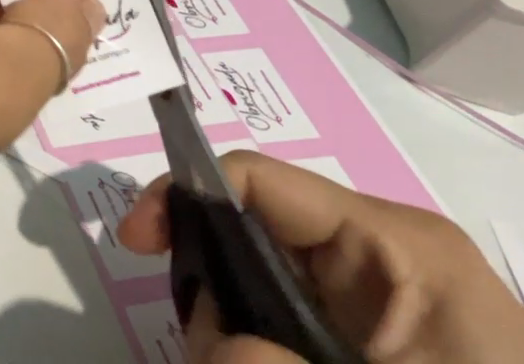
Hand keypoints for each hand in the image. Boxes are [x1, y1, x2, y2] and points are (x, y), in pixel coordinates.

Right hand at [118, 151, 523, 362]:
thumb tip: (211, 340)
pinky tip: (254, 359)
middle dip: (208, 283)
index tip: (135, 241)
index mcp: (389, 238)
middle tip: (206, 347)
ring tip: (234, 361)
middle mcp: (373, 251)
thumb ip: (282, 358)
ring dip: (228, 327)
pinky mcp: (366, 332)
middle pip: (246, 234)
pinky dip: (253, 344)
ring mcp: (370, 295)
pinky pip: (280, 319)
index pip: (256, 178)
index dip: (184, 194)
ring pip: (254, 283)